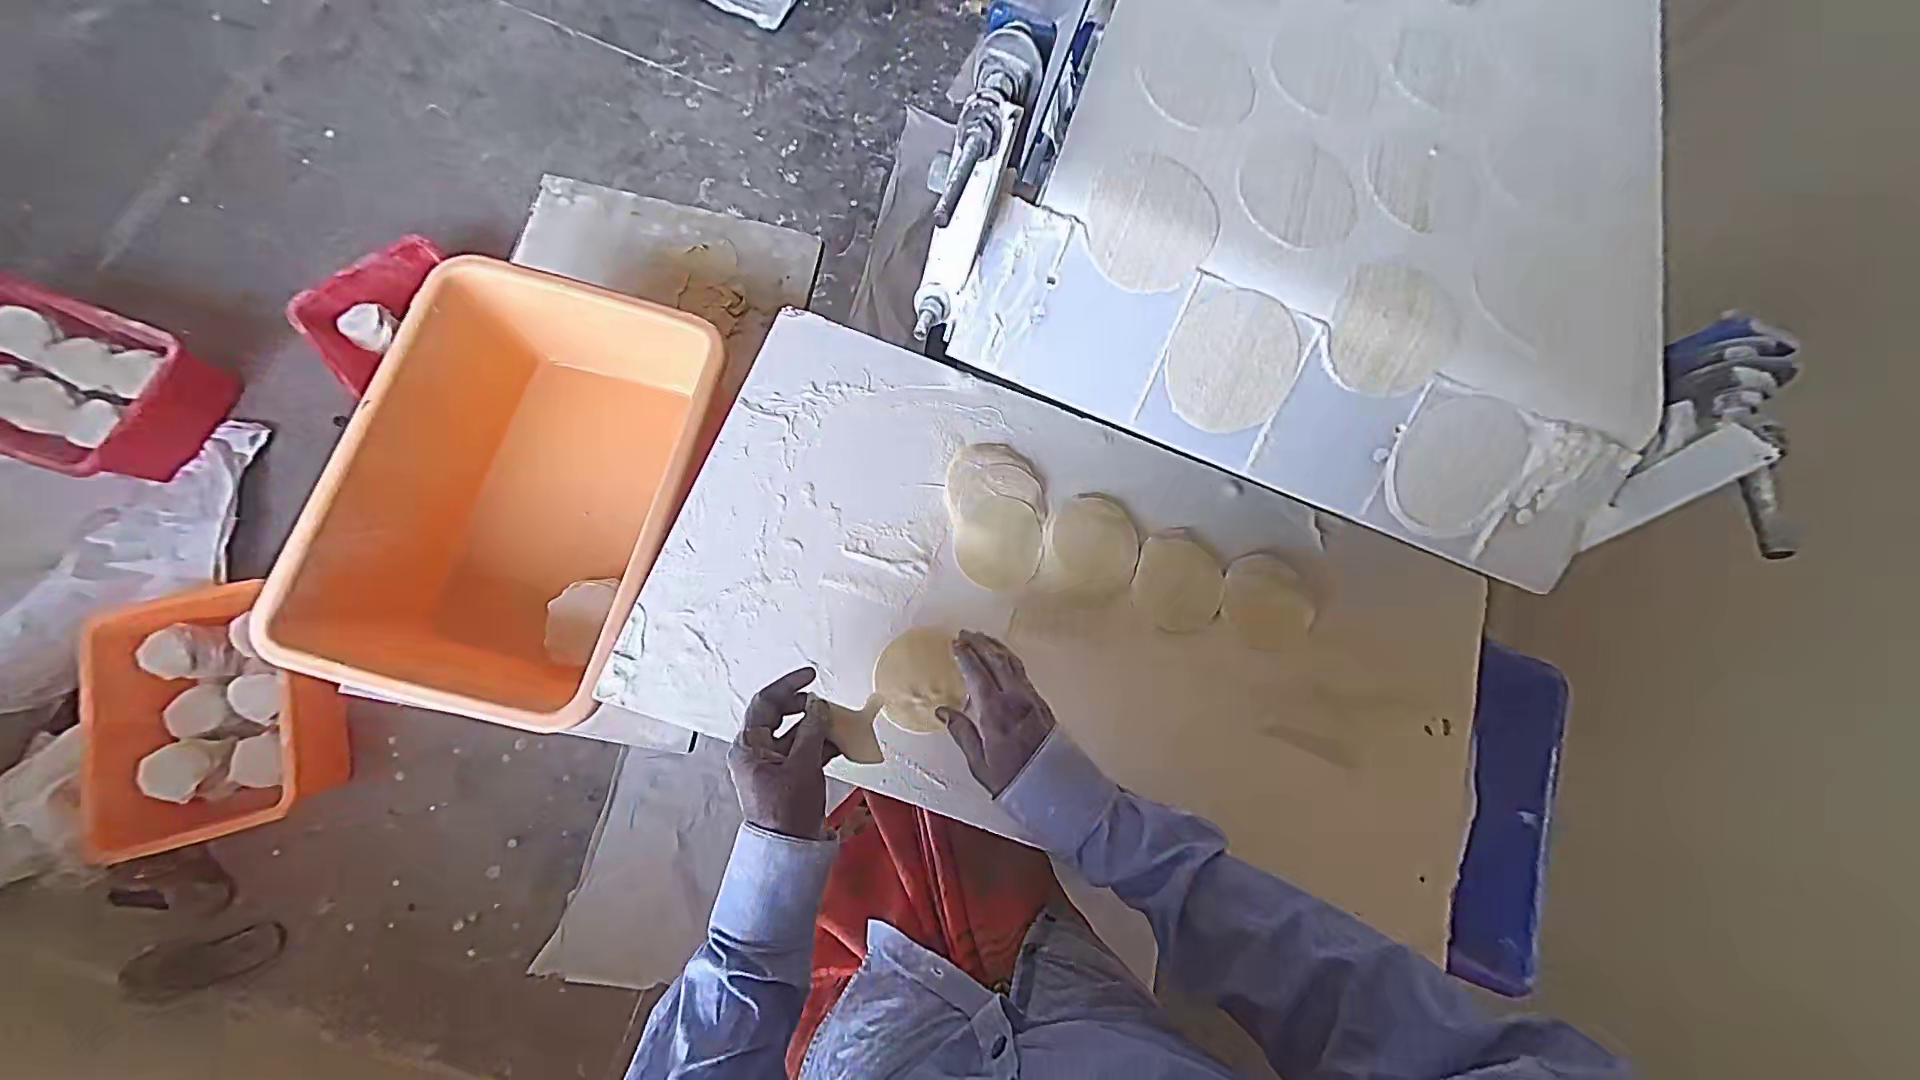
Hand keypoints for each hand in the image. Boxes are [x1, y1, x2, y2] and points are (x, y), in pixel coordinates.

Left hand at [728, 667, 832, 838]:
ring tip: (840, 724)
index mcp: (749, 746)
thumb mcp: (802, 765)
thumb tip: (818, 705)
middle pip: (781, 715)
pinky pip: (805, 749)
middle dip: (808, 708)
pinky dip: (822, 744)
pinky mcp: (788, 775)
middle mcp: (757, 752)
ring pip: (797, 732)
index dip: (788, 685)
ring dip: (819, 727)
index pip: (765, 702)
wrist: (789, 852)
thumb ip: (812, 730)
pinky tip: (841, 742)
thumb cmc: (786, 811)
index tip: (810, 675)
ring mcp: (773, 764)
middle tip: (827, 706)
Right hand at [937, 630, 1055, 795]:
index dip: (966, 656)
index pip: (977, 674)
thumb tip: (943, 711)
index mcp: (996, 712)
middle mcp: (1015, 699)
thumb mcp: (980, 763)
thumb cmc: (1013, 780)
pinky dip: (1008, 658)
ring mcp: (1031, 698)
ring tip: (982, 638)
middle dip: (980, 643)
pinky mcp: (1041, 702)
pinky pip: (1021, 671)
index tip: (955, 644)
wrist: (1056, 789)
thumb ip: (962, 733)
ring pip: (1012, 662)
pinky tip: (1002, 658)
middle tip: (965, 633)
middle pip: (996, 660)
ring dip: (995, 647)